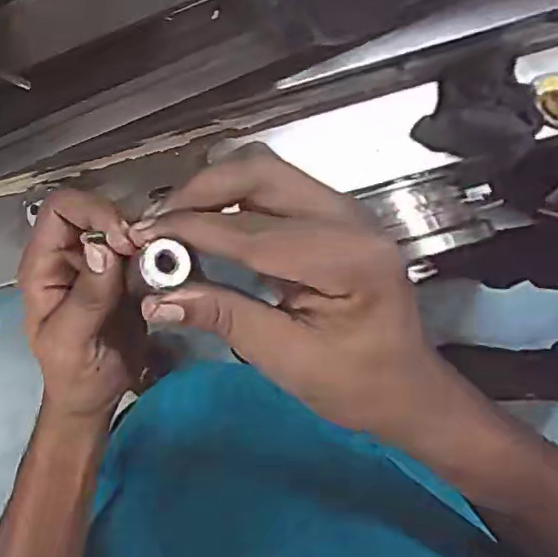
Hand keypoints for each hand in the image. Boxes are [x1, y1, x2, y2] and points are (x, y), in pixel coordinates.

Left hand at [17, 190, 145, 422]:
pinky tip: (166, 268)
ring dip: (142, 235)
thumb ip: (87, 296)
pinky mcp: (122, 271)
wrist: (94, 397)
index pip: (59, 209)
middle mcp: (68, 253)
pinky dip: (154, 249)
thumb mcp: (72, 340)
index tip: (122, 237)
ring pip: (118, 223)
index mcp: (43, 263)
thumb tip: (101, 247)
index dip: (90, 211)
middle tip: (146, 249)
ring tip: (160, 260)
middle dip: (121, 222)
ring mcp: (96, 260)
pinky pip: (139, 246)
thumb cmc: (71, 372)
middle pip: (91, 209)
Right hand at [128, 146, 480, 449]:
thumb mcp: (289, 361)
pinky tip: (207, 219)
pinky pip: (270, 183)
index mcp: (348, 258)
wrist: (411, 388)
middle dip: (200, 191)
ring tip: (177, 220)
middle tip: (159, 223)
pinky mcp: (329, 209)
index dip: (191, 229)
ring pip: (262, 168)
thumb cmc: (359, 385)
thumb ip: (223, 316)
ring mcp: (341, 207)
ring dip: (213, 187)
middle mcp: (348, 216)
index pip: (252, 232)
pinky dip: (230, 194)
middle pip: (258, 172)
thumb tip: (157, 299)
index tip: (145, 236)